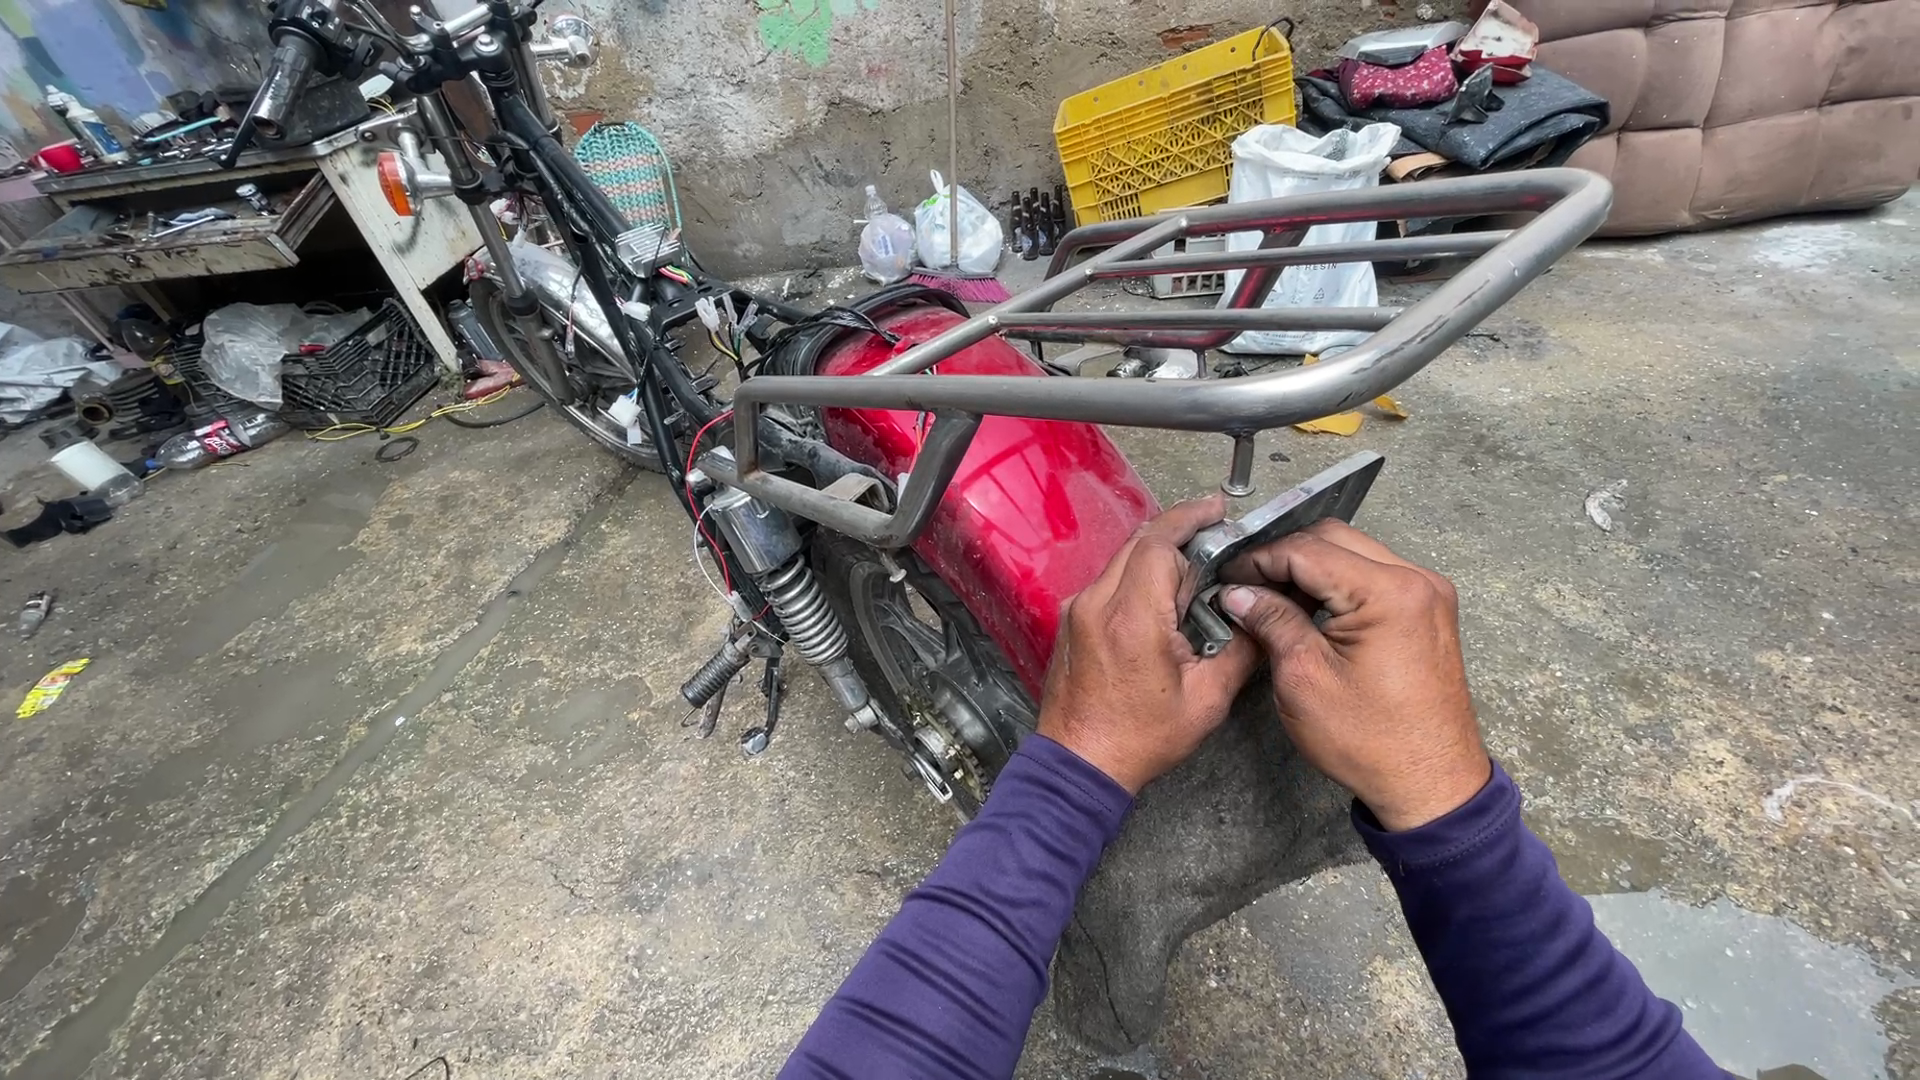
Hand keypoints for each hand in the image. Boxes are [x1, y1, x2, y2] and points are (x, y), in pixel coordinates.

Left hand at [1037, 495, 1260, 794]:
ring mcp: (1077, 608)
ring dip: (1158, 555)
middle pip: (1138, 543)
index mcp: (1131, 618)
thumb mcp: (1207, 700)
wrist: (1079, 761)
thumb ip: (1239, 649)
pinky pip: (1108, 580)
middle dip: (1178, 532)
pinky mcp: (1071, 618)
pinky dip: (1137, 575)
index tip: (1216, 509)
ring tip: (1194, 572)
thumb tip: (1256, 613)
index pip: (1158, 543)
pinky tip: (1161, 597)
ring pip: (1122, 559)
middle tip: (1215, 536)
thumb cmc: (1140, 737)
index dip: (1189, 518)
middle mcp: (1096, 603)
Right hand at [1217, 520, 1490, 830]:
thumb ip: (1270, 620)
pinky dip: (1332, 579)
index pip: (1306, 550)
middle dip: (1280, 554)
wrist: (1430, 785)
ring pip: (1351, 550)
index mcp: (1388, 593)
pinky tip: (1303, 602)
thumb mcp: (1303, 677)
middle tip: (1242, 581)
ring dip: (1306, 564)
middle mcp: (1416, 579)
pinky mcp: (1426, 608)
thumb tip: (1236, 592)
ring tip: (1266, 591)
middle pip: (1331, 537)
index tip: (1223, 576)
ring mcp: (1427, 592)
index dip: (1257, 559)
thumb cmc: (1367, 739)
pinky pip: (1370, 572)